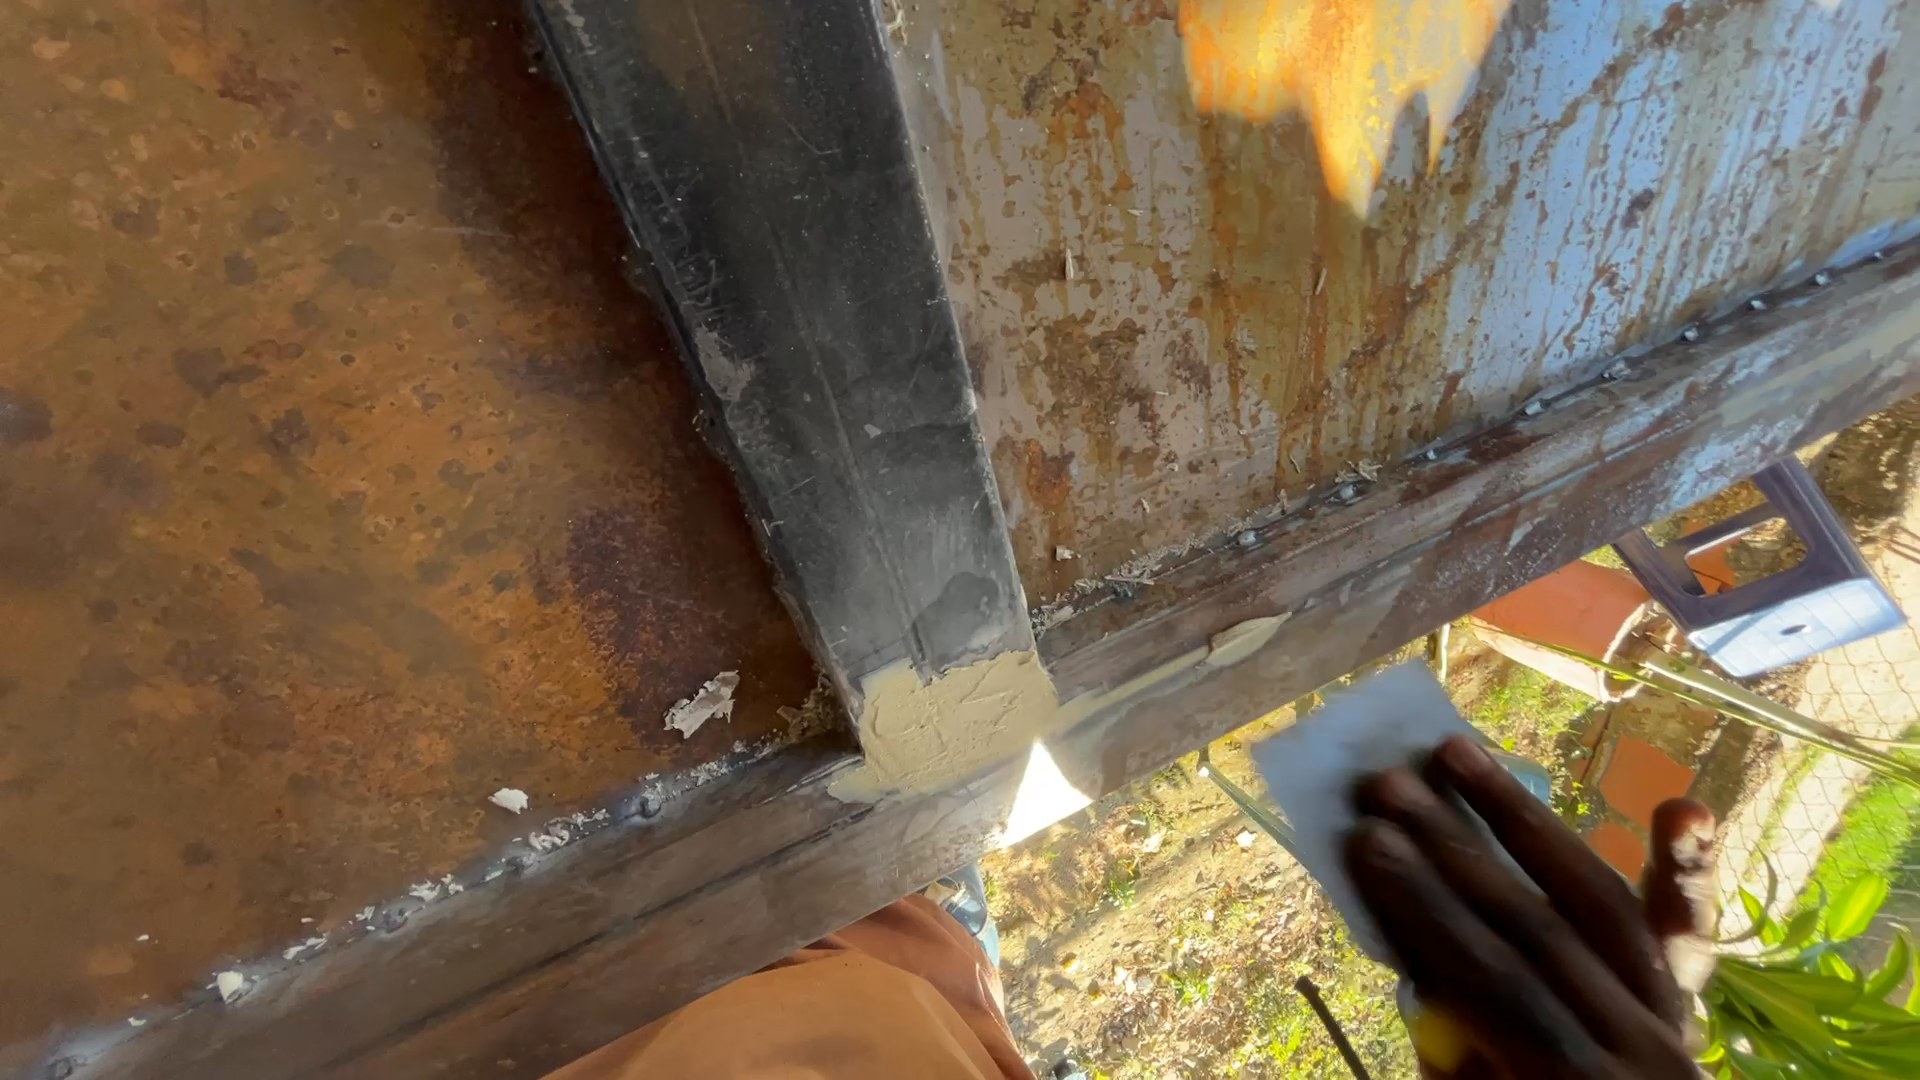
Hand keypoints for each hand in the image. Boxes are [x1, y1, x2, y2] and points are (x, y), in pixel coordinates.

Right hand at [1344, 735, 1717, 1078]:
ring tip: (1454, 751)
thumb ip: (1444, 1029)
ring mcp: (1670, 1012)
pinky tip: (1681, 805)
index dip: (1424, 903)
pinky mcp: (1677, 990)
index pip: (1495, 979)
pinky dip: (1679, 868)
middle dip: (1451, 844)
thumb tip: (1407, 936)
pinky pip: (1681, 927)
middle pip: (1539, 924)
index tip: (1361, 837)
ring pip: (1596, 899)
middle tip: (1385, 783)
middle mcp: (1644, 1049)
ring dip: (1517, 814)